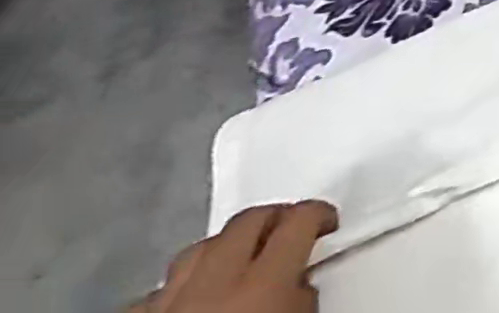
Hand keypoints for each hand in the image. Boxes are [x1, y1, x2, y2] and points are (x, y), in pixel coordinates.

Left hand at [129, 201, 336, 312]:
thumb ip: (302, 292)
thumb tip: (298, 277)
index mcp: (263, 280)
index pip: (301, 218)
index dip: (320, 213)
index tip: (327, 224)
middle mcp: (213, 282)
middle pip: (248, 220)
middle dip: (274, 217)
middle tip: (289, 230)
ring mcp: (165, 302)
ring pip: (195, 250)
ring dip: (223, 247)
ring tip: (238, 260)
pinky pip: (153, 293)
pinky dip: (175, 289)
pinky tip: (187, 299)